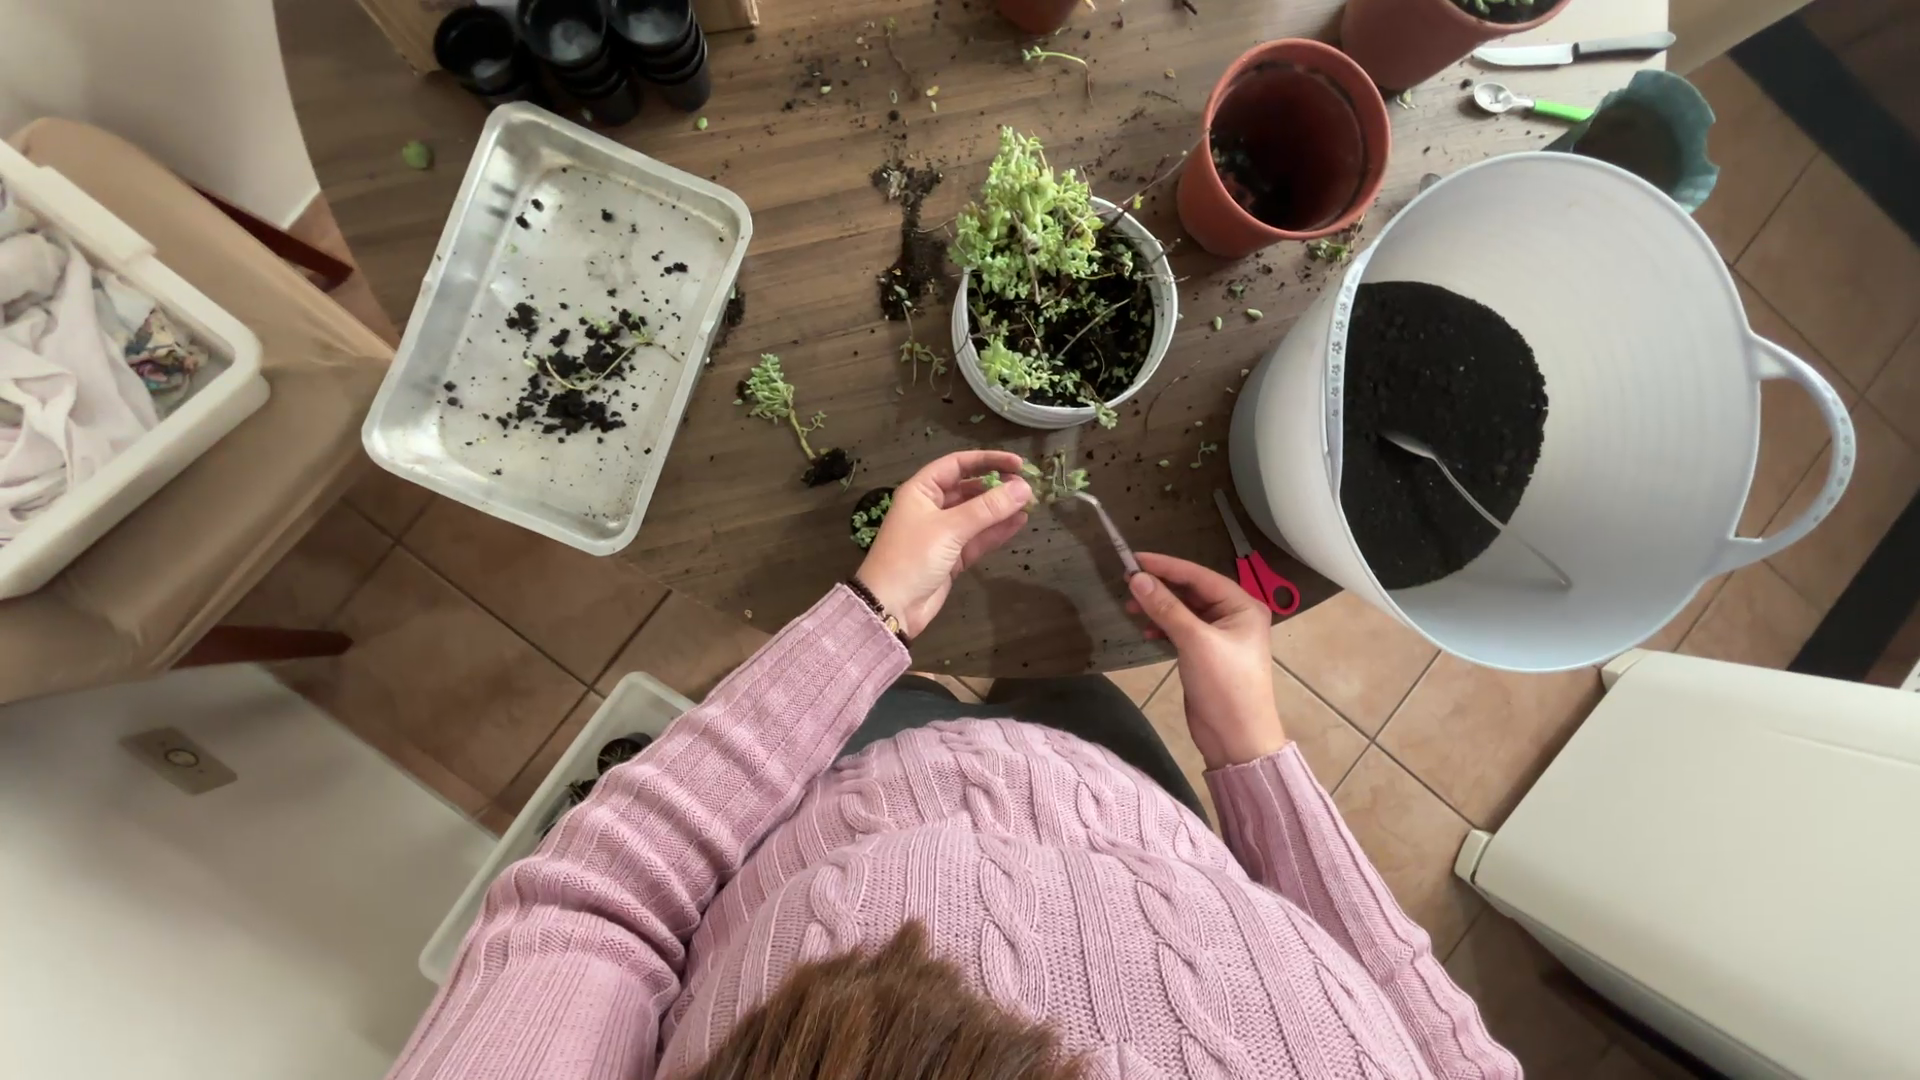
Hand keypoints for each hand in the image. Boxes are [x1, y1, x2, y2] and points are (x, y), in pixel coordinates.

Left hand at [856, 450, 1030, 637]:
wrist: (891, 606)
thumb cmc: (912, 557)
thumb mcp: (949, 528)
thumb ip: (987, 508)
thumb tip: (1024, 488)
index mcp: (921, 490)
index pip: (958, 464)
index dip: (988, 460)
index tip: (1018, 464)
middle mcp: (932, 507)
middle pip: (970, 489)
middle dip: (998, 487)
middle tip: (1028, 488)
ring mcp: (943, 533)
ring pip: (977, 515)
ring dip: (1001, 509)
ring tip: (1030, 503)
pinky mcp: (953, 556)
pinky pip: (978, 538)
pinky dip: (997, 531)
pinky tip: (1020, 522)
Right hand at [1126, 552, 1286, 768]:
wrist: (1237, 739)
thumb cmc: (1224, 685)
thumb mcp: (1194, 641)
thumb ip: (1165, 607)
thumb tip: (1136, 578)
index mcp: (1242, 605)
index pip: (1198, 575)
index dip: (1165, 566)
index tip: (1133, 558)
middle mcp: (1233, 615)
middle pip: (1190, 591)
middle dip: (1159, 586)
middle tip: (1126, 581)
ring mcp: (1219, 636)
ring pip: (1183, 610)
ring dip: (1157, 607)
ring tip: (1129, 605)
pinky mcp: (1205, 654)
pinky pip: (1180, 630)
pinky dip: (1162, 627)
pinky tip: (1146, 631)